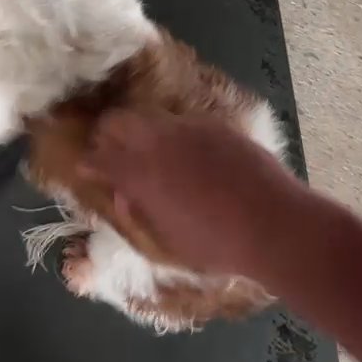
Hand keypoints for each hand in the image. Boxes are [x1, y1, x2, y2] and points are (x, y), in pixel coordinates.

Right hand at [86, 109, 319, 279]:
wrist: (276, 225)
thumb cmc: (218, 245)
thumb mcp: (169, 241)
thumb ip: (140, 212)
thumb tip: (125, 196)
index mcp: (138, 175)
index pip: (97, 158)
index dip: (88, 163)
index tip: (85, 167)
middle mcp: (155, 143)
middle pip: (115, 120)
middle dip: (108, 134)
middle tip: (113, 150)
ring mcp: (186, 128)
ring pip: (149, 116)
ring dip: (143, 131)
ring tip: (154, 150)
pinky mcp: (214, 125)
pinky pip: (185, 123)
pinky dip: (179, 136)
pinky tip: (195, 156)